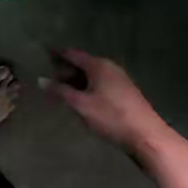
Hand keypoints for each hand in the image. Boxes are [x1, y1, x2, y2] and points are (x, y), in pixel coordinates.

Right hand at [40, 49, 175, 155]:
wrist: (146, 135)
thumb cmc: (111, 116)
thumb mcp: (81, 104)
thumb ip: (60, 91)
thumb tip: (41, 80)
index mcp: (98, 65)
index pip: (73, 54)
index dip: (57, 53)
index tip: (43, 52)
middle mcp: (109, 67)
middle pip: (83, 63)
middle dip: (66, 68)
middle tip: (49, 75)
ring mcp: (119, 79)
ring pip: (92, 74)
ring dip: (76, 79)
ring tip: (61, 89)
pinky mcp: (124, 92)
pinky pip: (100, 82)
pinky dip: (87, 86)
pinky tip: (81, 97)